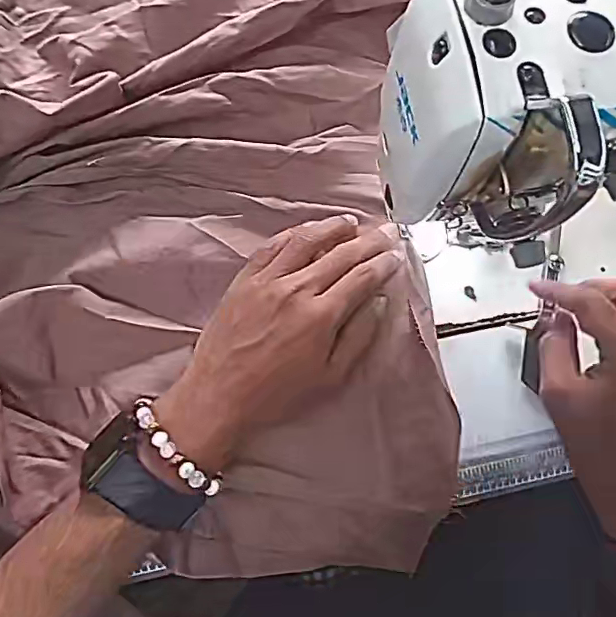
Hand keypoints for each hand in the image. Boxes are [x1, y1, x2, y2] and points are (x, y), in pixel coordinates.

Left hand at [152, 215, 405, 473]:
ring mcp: (267, 281)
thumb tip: (378, 304)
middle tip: (386, 231)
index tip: (396, 255)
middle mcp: (295, 290)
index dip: (383, 263)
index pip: (361, 277)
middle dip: (369, 239)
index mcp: (320, 317)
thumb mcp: (329, 378)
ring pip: (305, 240)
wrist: (218, 394)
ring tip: (350, 222)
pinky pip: (272, 246)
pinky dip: (293, 233)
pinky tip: (305, 230)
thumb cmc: (276, 394)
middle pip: (340, 253)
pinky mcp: (244, 279)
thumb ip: (358, 337)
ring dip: (332, 227)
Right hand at [530, 278, 615, 541]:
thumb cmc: (607, 457)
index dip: (559, 291)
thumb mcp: (560, 397)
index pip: (591, 301)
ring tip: (587, 314)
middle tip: (566, 299)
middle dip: (595, 289)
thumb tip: (555, 323)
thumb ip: (552, 348)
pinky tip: (612, 336)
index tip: (540, 288)